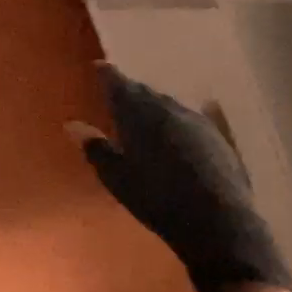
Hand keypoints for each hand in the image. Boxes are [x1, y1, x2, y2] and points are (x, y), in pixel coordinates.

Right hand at [70, 65, 291, 291]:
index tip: (98, 67)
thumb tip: (71, 124)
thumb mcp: (116, 177)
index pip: (117, 82)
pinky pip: (191, 120)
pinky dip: (177, 121)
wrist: (219, 225)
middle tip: (118, 96)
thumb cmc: (156, 199)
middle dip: (130, 91)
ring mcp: (197, 122)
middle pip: (144, 91)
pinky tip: (179, 128)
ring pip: (168, 105)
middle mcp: (166, 108)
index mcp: (137, 112)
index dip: (106, 74)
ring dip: (155, 107)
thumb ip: (94, 147)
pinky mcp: (219, 140)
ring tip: (145, 115)